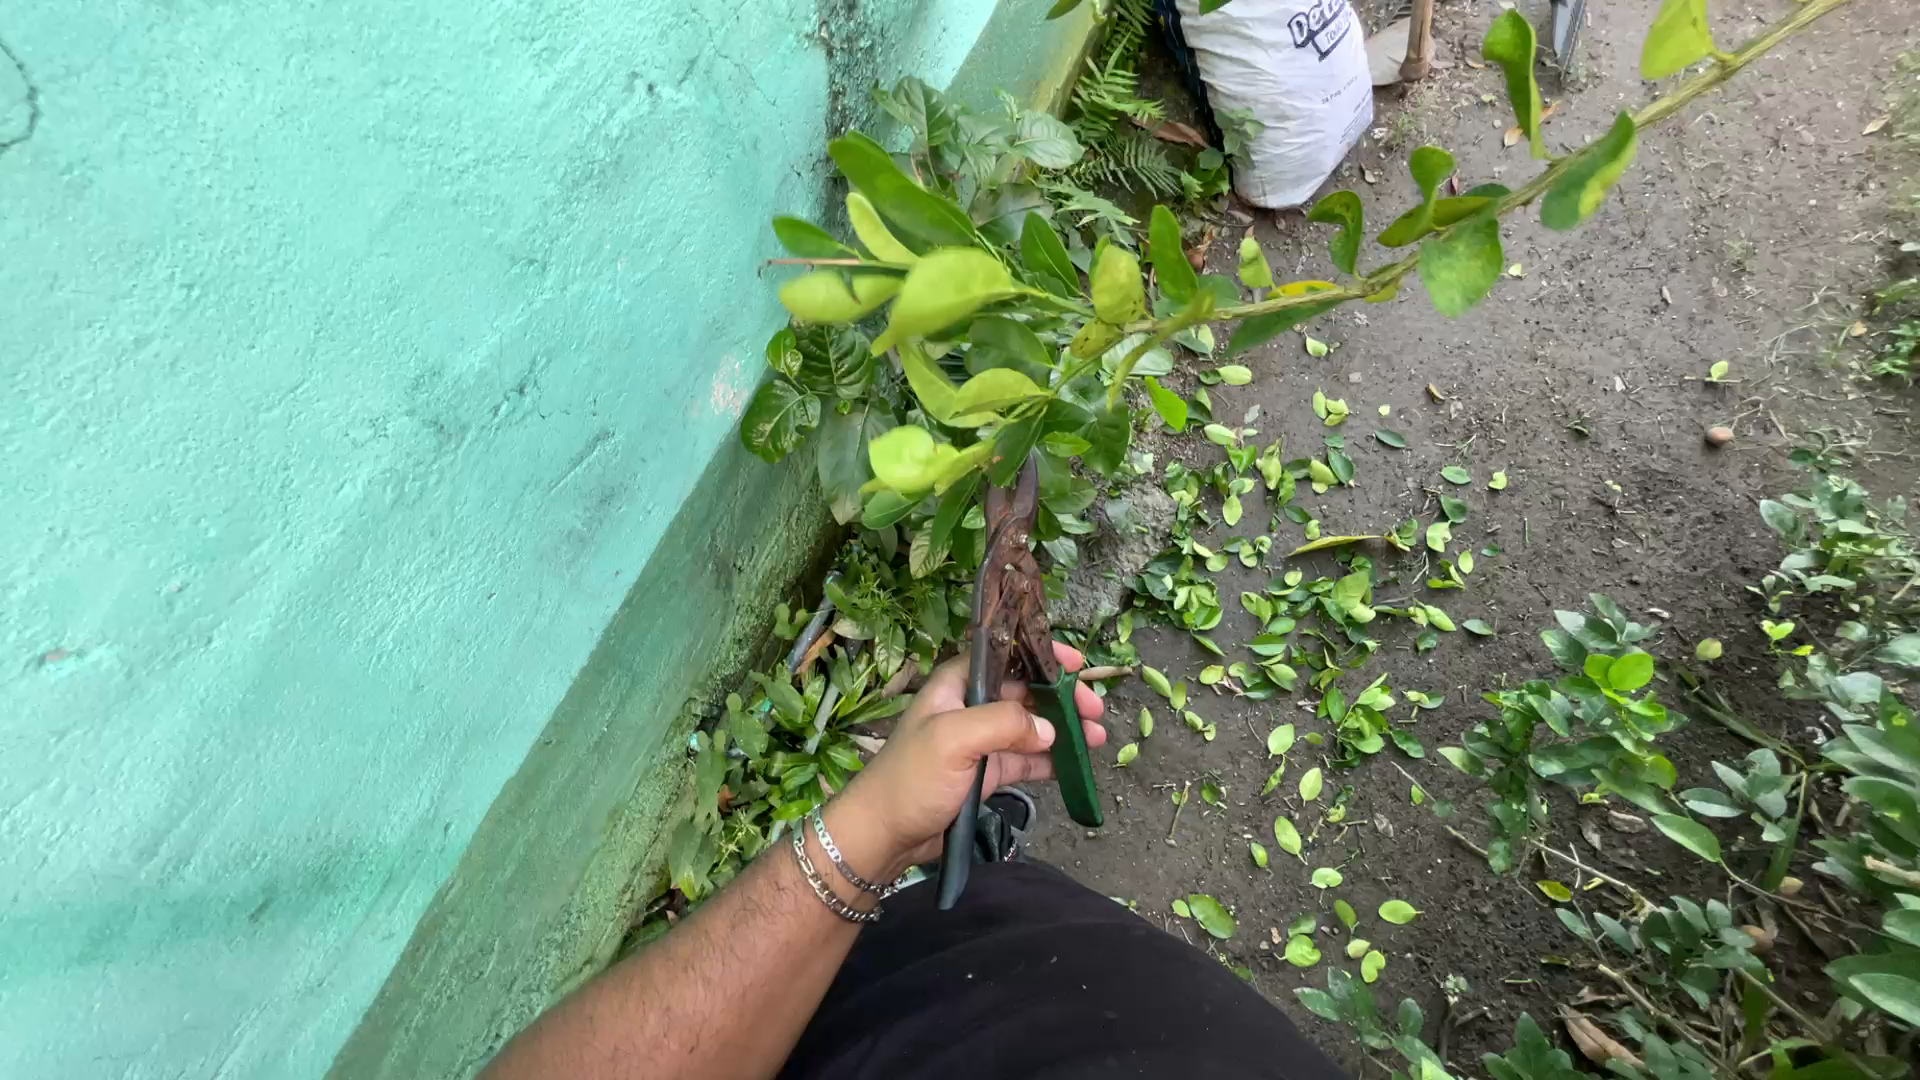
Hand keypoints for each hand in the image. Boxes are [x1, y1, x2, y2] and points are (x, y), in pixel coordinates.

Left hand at [826, 642, 1106, 875]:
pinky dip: (1053, 759)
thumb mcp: (953, 739)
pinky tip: (1076, 763)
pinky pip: (1028, 759)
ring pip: (1032, 725)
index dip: (1042, 654)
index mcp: (958, 684)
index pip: (1005, 655)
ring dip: (1065, 728)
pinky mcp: (988, 772)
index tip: (1076, 664)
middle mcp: (972, 705)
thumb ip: (1002, 724)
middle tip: (1095, 709)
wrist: (885, 835)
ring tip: (1097, 737)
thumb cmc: (911, 778)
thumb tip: (1048, 728)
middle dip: (1063, 695)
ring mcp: (982, 741)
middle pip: (1026, 690)